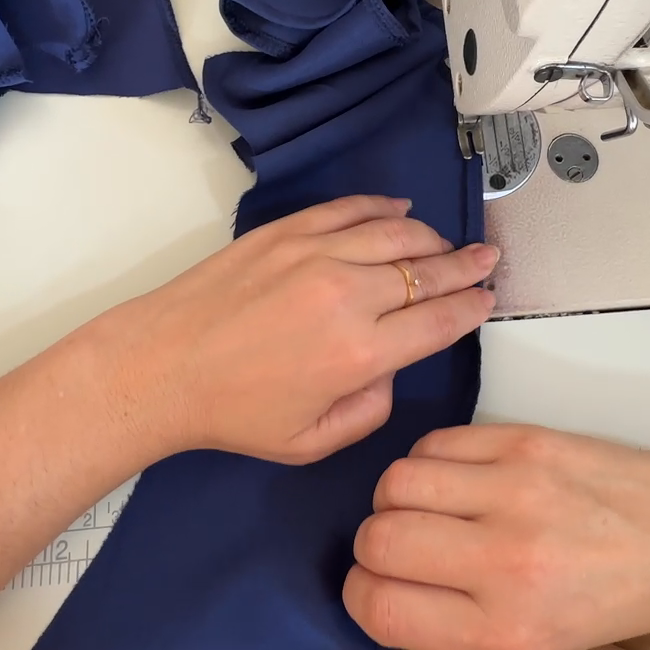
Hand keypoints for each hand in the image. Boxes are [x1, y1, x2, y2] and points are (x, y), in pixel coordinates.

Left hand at [64, 195, 497, 465]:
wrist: (161, 366)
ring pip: (397, 232)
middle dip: (466, 265)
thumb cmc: (234, 414)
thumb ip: (370, 411)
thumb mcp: (311, 443)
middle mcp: (348, 294)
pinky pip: (349, 209)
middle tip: (488, 258)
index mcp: (359, 354)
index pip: (438, 321)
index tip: (487, 297)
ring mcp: (316, 253)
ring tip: (445, 242)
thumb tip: (391, 368)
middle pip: (427, 271)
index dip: (472, 307)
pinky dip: (382, 207)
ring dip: (431, 236)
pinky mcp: (288, 230)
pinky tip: (400, 209)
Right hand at [342, 424, 649, 649]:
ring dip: (395, 497)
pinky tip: (454, 477)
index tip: (375, 583)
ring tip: (427, 505)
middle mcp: (504, 560)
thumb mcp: (530, 641)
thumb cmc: (606, 597)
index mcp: (505, 629)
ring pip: (396, 481)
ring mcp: (513, 490)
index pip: (381, 606)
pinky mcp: (521, 439)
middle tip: (400, 543)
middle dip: (373, 543)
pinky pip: (433, 442)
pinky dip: (428, 461)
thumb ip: (450, 620)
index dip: (361, 592)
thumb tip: (379, 585)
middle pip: (379, 537)